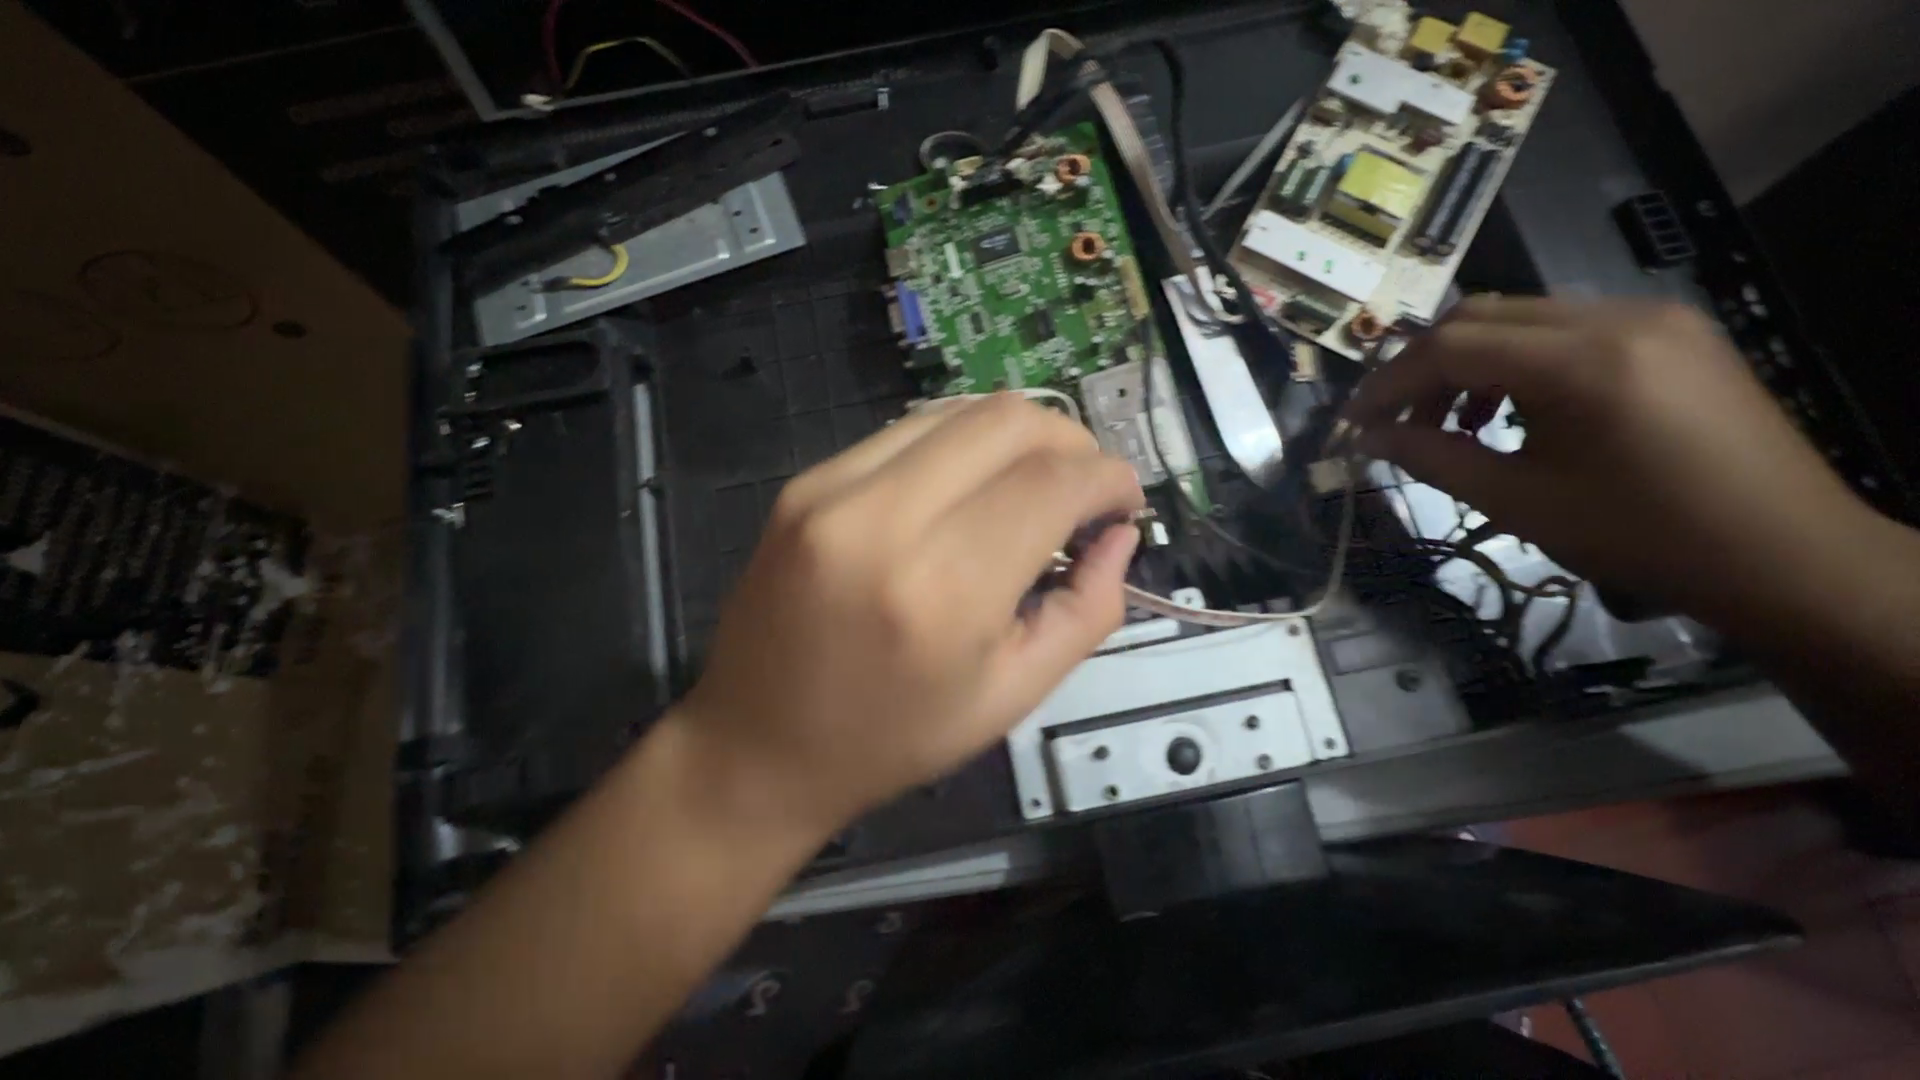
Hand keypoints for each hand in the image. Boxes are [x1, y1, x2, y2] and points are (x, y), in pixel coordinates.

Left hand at [680, 395, 1142, 834]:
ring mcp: (831, 489)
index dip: (1109, 479)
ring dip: (1016, 438)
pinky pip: (908, 431)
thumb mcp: (1012, 696)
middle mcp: (882, 518)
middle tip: (1083, 493)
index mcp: (942, 589)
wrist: (757, 746)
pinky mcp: (805, 481)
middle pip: (1011, 420)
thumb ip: (1086, 610)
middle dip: (1071, 443)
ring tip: (1029, 490)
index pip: (1054, 481)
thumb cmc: (891, 739)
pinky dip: (959, 447)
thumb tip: (1118, 534)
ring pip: (959, 410)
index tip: (1124, 504)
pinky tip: (967, 493)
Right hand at [1344, 297, 1870, 623]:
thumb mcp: (1521, 503)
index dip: (1389, 383)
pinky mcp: (1672, 332)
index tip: (1354, 423)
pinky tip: (1513, 410)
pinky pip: (1568, 328)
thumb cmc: (1643, 538)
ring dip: (1470, 363)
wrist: (1785, 555)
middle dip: (1424, 368)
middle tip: (1396, 424)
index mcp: (1583, 361)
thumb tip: (1369, 439)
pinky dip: (1520, 362)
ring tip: (1454, 425)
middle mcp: (1617, 317)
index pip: (1451, 346)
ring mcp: (1653, 317)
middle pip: (1481, 316)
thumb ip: (1434, 459)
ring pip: (1523, 317)